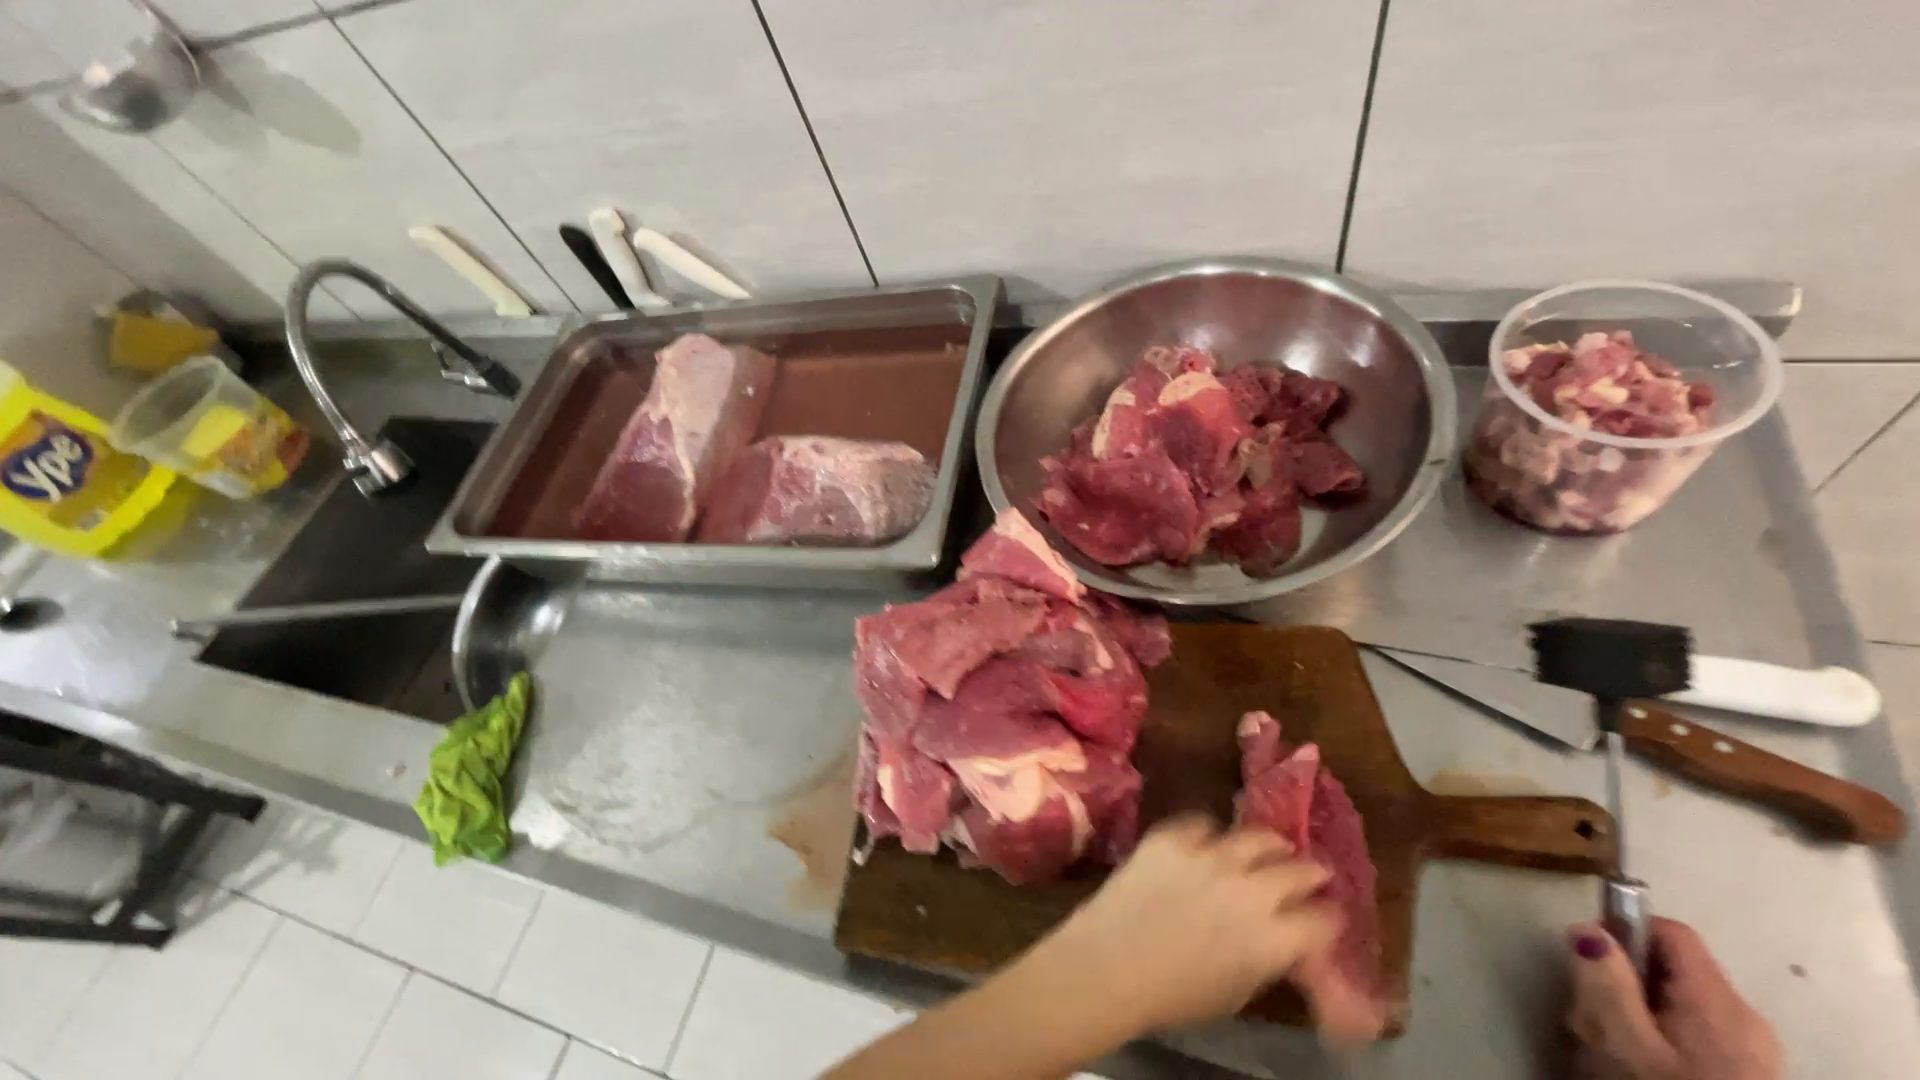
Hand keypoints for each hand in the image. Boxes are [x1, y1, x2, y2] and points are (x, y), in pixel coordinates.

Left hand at [1029, 815, 1354, 1035]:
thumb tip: (1284, 945)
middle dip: (1308, 873)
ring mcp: (1211, 855)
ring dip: (1269, 844)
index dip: (1326, 918)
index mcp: (1275, 938)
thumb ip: (1268, 959)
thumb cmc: (1173, 996)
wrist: (1107, 965)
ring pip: (1256, 836)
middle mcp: (1251, 888)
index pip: (1324, 919)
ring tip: (1271, 845)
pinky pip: (1203, 824)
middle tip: (1310, 872)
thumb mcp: (1238, 990)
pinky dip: (1209, 834)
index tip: (1323, 917)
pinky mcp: (1173, 836)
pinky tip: (1208, 842)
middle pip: (1299, 869)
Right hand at [1566, 917, 1781, 1079]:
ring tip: (1607, 1050)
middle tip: (1589, 1017)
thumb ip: (1604, 980)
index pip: (1670, 931)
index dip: (1623, 930)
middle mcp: (1745, 1020)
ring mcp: (1750, 1054)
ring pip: (1674, 1004)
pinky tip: (1633, 1068)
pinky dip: (1653, 1040)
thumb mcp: (1622, 1044)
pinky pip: (1689, 1036)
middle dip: (1619, 982)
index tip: (1587, 958)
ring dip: (1630, 1015)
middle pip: (1668, 970)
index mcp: (1721, 1002)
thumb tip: (1587, 928)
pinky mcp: (1743, 1077)